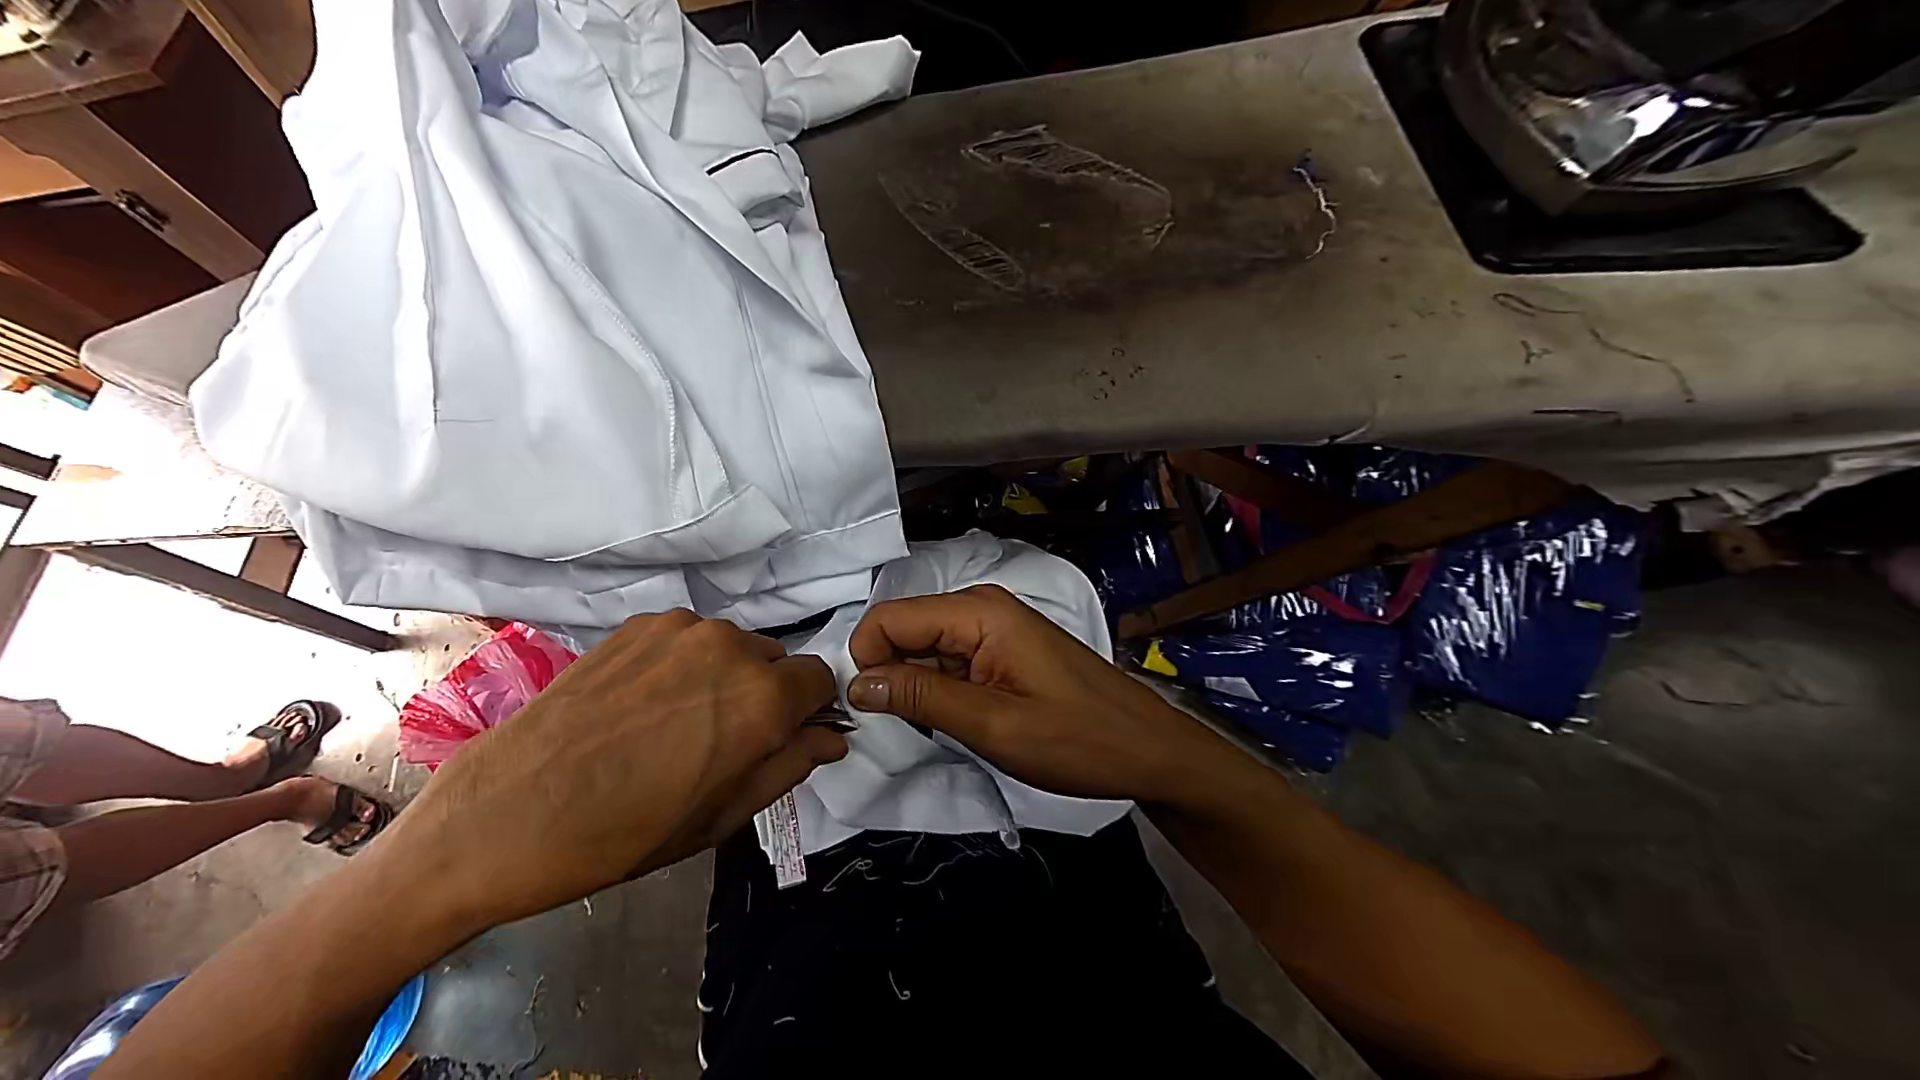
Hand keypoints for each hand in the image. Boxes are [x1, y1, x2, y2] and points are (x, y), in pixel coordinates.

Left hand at [370, 610, 845, 932]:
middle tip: (724, 740)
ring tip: (676, 722)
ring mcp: (682, 629)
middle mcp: (732, 648)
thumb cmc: (625, 834)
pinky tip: (645, 703)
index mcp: (764, 699)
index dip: (810, 710)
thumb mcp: (723, 815)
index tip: (787, 735)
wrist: (503, 815)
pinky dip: (685, 663)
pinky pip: (689, 639)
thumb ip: (790, 765)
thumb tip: (833, 736)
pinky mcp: (640, 624)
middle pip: (777, 660)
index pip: (822, 680)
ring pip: (733, 647)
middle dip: (768, 694)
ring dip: (725, 676)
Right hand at [847, 584, 1248, 805]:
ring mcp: (994, 629)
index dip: (869, 661)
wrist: (1147, 750)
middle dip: (891, 675)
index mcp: (979, 612)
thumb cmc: (1077, 739)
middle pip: (905, 631)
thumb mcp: (993, 725)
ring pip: (925, 650)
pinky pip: (951, 663)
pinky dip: (942, 691)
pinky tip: (964, 721)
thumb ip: (921, 697)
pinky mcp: (1003, 651)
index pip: (889, 618)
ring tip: (945, 728)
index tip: (873, 710)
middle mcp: (982, 608)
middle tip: (911, 726)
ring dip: (917, 688)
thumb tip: (858, 681)